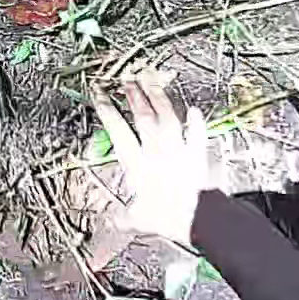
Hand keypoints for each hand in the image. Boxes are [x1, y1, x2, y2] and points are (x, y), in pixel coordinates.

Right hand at [92, 77, 226, 245]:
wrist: (198, 220)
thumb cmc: (166, 218)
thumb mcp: (137, 219)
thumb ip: (123, 216)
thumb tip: (111, 219)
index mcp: (137, 164)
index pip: (118, 130)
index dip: (107, 110)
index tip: (100, 95)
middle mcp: (156, 151)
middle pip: (143, 117)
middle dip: (134, 96)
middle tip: (127, 80)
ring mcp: (178, 150)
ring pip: (167, 118)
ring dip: (159, 99)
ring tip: (152, 83)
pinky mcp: (197, 155)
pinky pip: (197, 135)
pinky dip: (196, 122)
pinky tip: (194, 110)